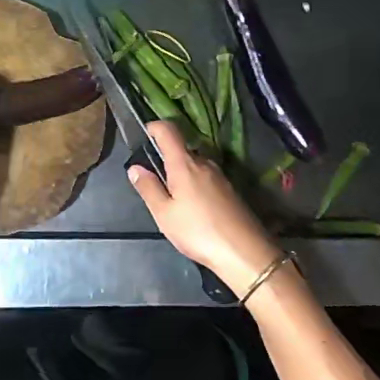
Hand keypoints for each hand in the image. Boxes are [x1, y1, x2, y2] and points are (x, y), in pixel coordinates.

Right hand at [128, 121, 284, 293]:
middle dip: (166, 159)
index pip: (169, 131)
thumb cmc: (198, 231)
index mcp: (184, 164)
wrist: (245, 253)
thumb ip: (148, 188)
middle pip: (182, 150)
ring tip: (172, 199)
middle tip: (154, 181)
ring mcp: (221, 176)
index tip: (145, 133)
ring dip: (181, 174)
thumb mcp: (164, 214)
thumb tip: (135, 168)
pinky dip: (195, 184)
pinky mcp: (230, 190)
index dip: (155, 127)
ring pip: (195, 165)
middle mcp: (204, 163)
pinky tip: (193, 208)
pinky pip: (206, 178)